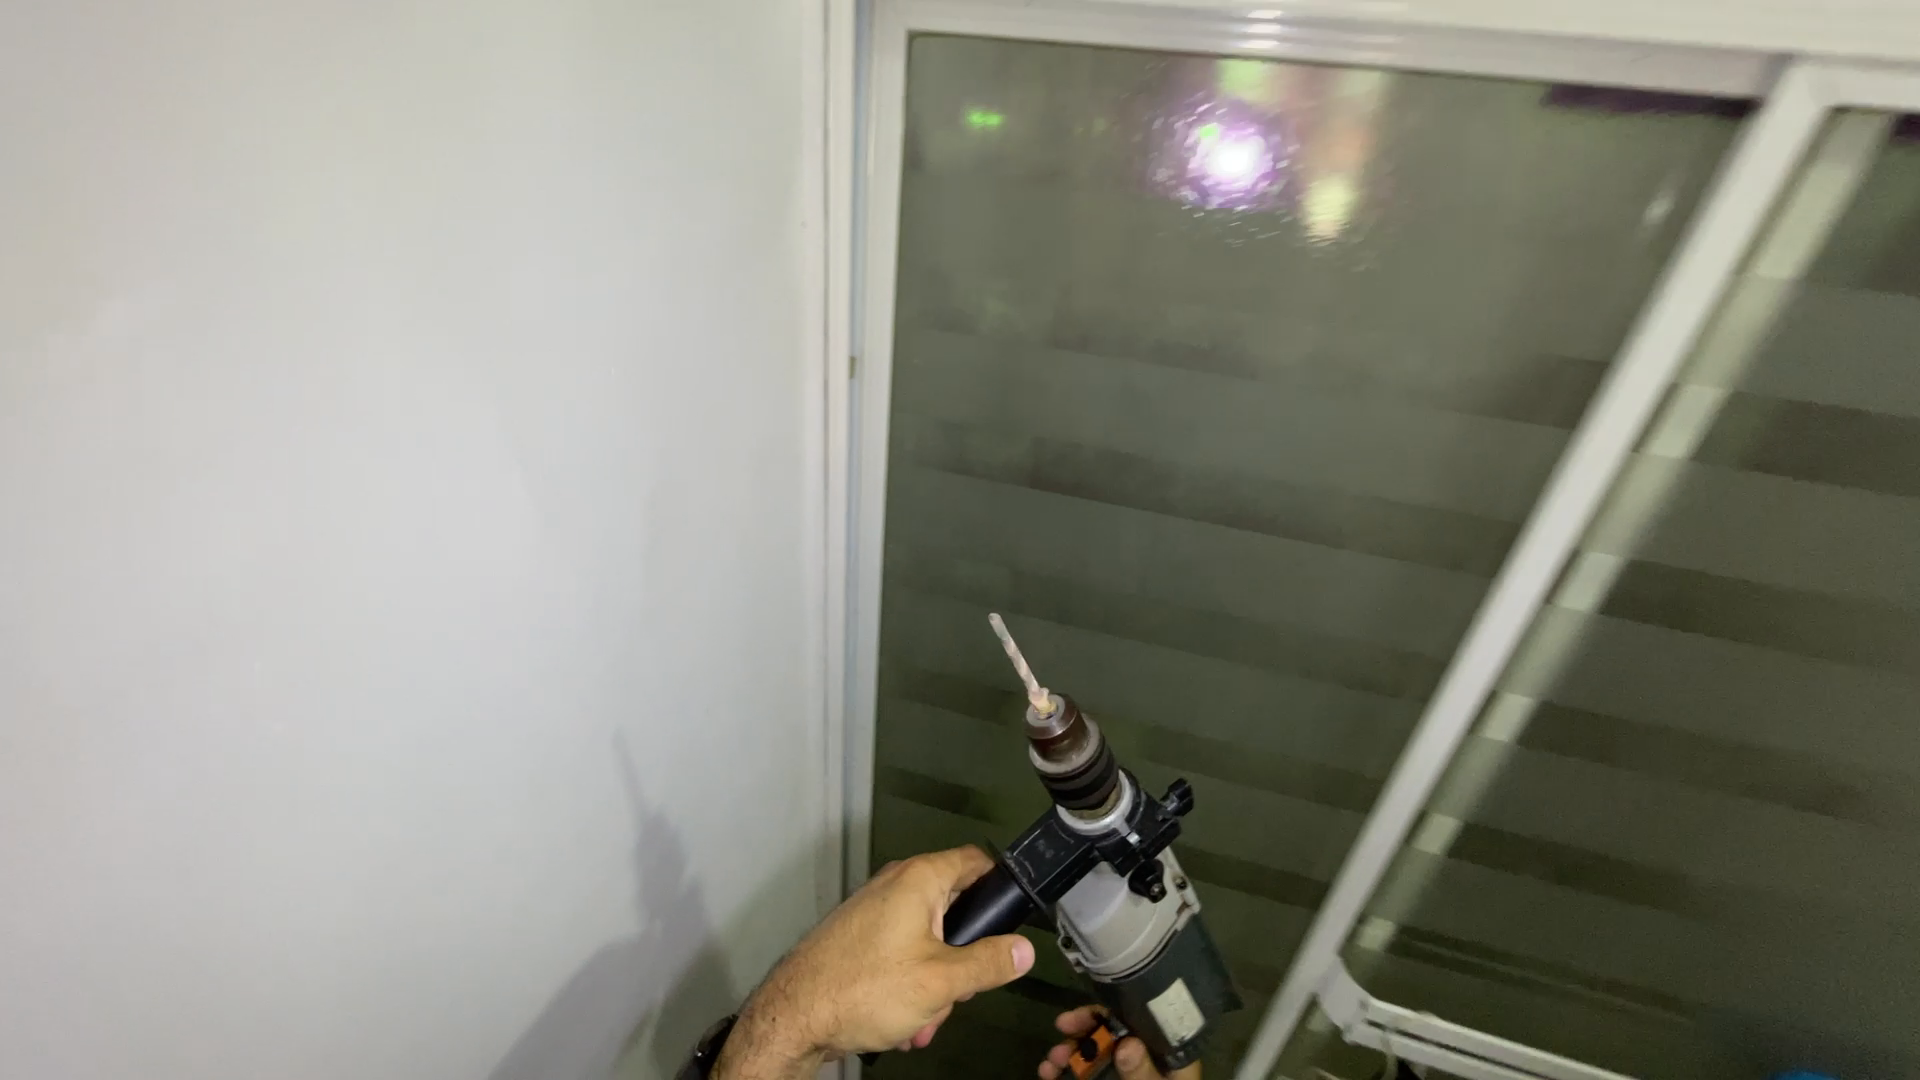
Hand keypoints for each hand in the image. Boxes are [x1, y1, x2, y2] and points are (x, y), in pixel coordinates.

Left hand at [714, 846, 1035, 1079]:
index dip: (999, 886)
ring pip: (927, 937)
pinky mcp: (861, 932)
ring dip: (934, 979)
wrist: (794, 1014)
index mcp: (921, 877)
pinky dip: (909, 981)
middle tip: (960, 992)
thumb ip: (988, 963)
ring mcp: (876, 906)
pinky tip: (902, 1023)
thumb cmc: (869, 987)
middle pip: (953, 908)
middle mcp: (898, 881)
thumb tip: (1024, 950)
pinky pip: (901, 949)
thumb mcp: (941, 981)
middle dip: (961, 956)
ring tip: (923, 1021)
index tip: (1010, 922)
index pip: (975, 861)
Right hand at [1037, 1007, 1201, 1079]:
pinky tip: (1051, 1075)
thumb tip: (1127, 1043)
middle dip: (1077, 1035)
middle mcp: (1145, 1053)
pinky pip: (1092, 1073)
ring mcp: (1130, 1070)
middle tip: (1055, 1044)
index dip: (1098, 1014)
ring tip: (1047, 1065)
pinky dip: (1072, 1071)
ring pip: (1095, 1052)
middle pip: (1107, 1032)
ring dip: (1069, 1055)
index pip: (1130, 1017)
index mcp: (1164, 1049)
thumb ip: (1144, 1074)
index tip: (1069, 1021)